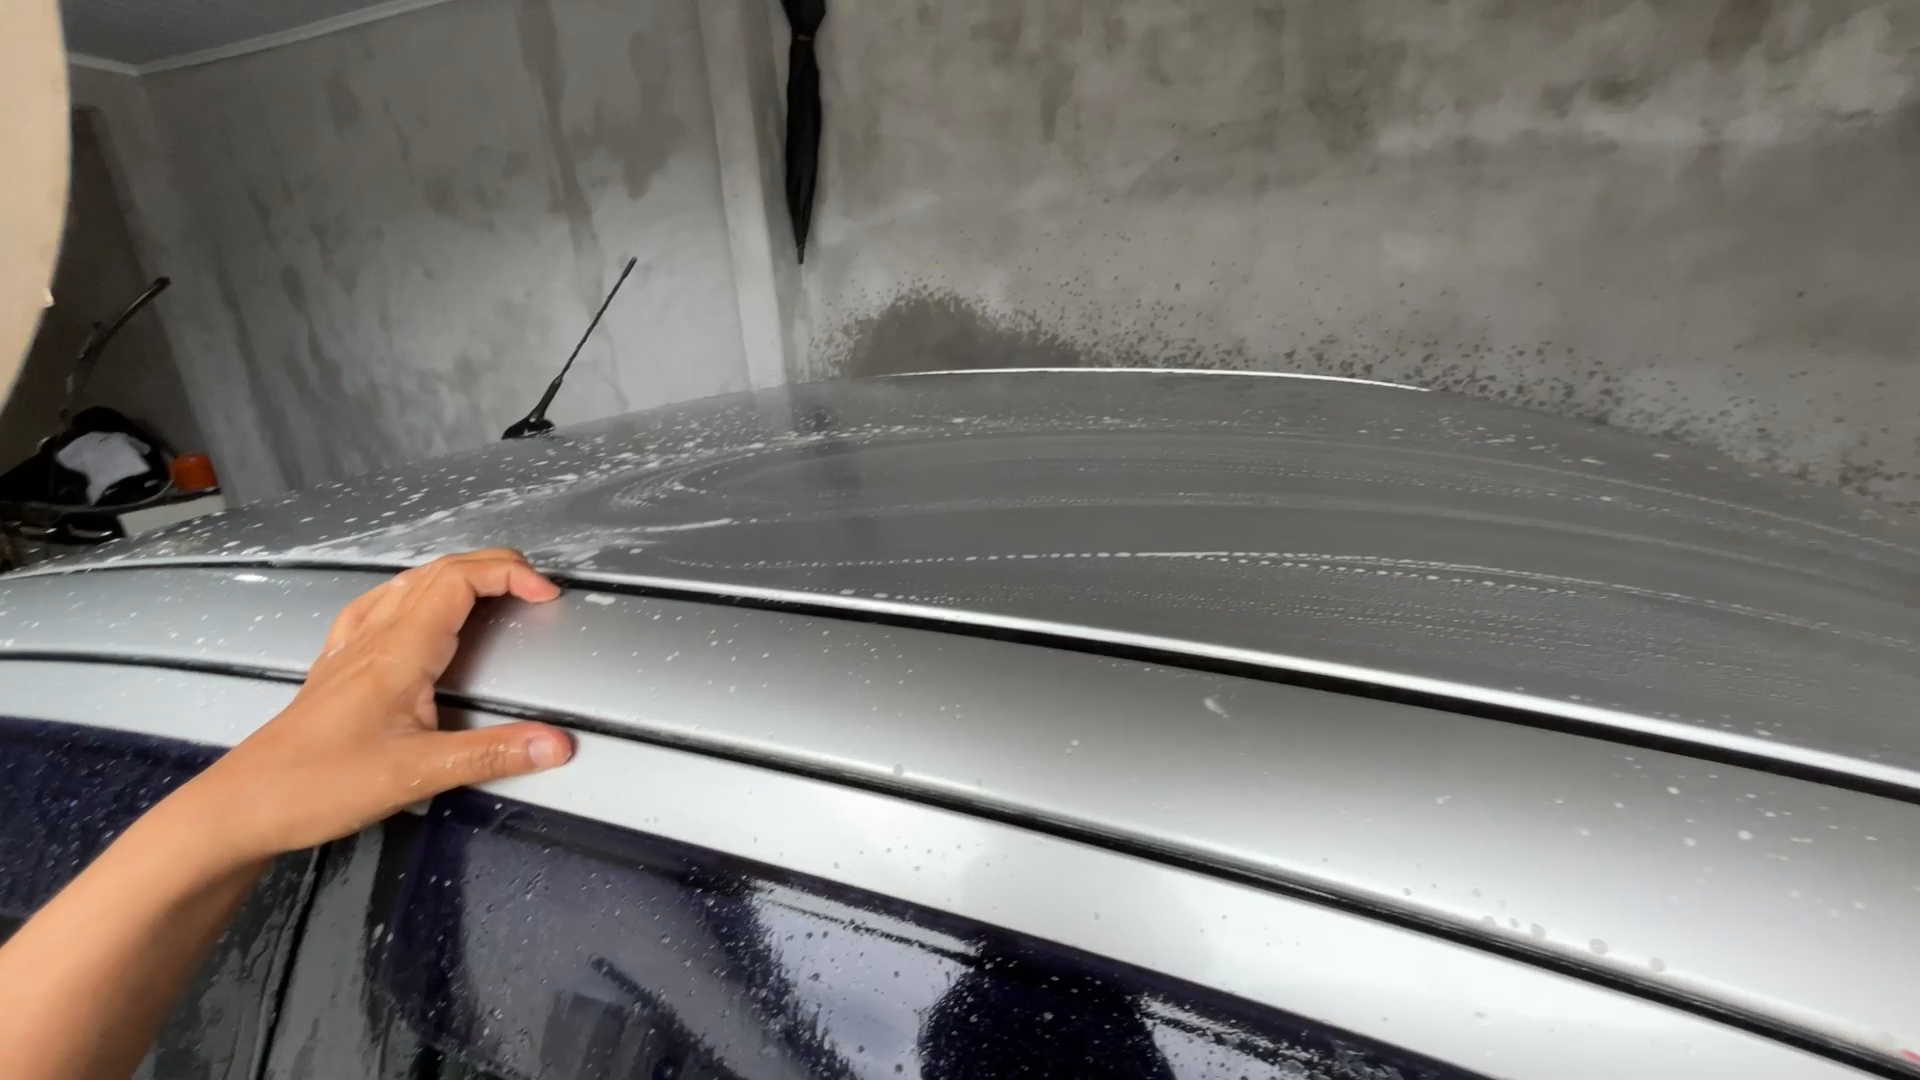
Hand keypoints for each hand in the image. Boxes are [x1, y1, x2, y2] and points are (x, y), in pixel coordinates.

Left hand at [177, 549, 573, 866]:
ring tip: (498, 588)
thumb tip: (558, 744)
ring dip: (462, 572)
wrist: (234, 811)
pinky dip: (418, 589)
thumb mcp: (416, 774)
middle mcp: (375, 637)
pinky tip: (421, 604)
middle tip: (536, 587)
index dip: (510, 575)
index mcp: (399, 650)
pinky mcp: (338, 663)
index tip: (547, 595)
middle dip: (497, 566)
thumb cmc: (319, 786)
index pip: (459, 581)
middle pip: (440, 571)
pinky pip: (381, 603)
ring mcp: (351, 646)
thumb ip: (492, 754)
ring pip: (411, 581)